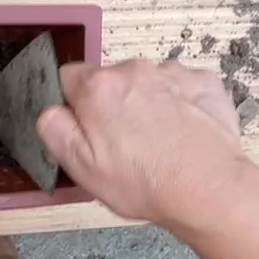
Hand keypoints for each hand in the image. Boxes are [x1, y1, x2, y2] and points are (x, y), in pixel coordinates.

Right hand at [37, 59, 258, 228]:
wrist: (207, 188)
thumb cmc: (145, 182)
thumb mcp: (80, 167)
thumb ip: (54, 129)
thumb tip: (51, 110)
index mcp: (97, 88)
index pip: (68, 78)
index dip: (74, 107)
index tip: (86, 132)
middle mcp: (133, 70)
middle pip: (109, 81)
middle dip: (111, 107)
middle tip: (122, 147)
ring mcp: (172, 73)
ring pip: (145, 84)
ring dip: (145, 106)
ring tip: (155, 145)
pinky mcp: (202, 82)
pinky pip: (179, 88)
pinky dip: (177, 106)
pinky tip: (179, 135)